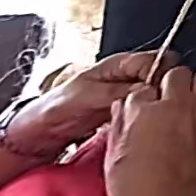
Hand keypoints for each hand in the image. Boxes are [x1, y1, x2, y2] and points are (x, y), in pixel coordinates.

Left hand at [7, 50, 168, 149]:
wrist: (34, 136)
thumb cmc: (53, 109)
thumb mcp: (84, 97)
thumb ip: (116, 91)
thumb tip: (147, 88)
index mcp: (120, 63)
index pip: (156, 59)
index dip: (160, 73)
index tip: (156, 92)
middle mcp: (128, 75)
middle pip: (161, 74)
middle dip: (160, 89)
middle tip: (153, 107)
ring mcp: (127, 93)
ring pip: (155, 92)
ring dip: (154, 104)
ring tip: (146, 119)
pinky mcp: (125, 111)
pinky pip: (145, 109)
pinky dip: (146, 116)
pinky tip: (140, 127)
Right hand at [103, 65, 195, 195]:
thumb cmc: (136, 188)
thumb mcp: (114, 158)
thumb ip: (119, 126)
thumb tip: (121, 107)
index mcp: (143, 112)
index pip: (142, 89)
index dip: (144, 98)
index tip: (146, 107)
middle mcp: (173, 102)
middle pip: (176, 74)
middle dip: (172, 84)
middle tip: (170, 100)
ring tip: (191, 102)